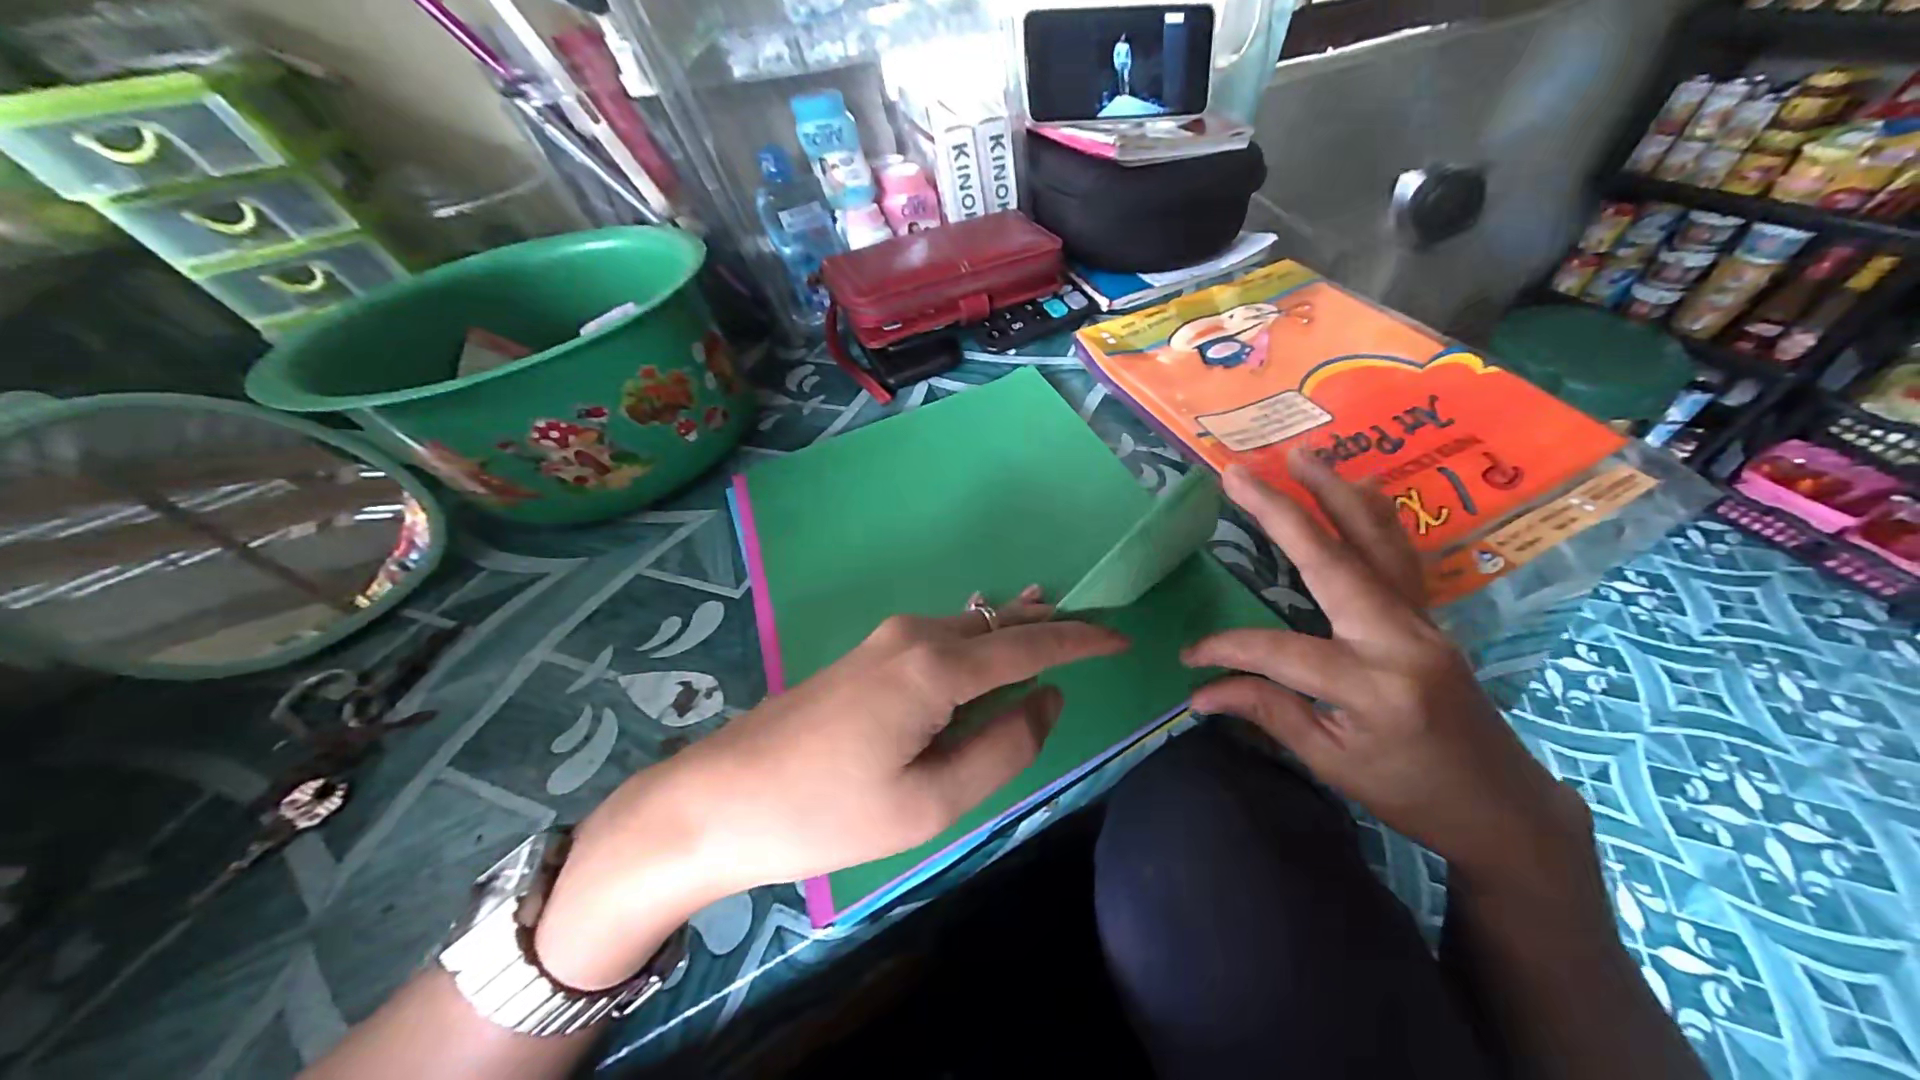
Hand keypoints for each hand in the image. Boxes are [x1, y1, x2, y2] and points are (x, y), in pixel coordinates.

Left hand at [534, 588, 1128, 987]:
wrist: (717, 800)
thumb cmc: (827, 813)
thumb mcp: (931, 801)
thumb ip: (1002, 747)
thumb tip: (1049, 699)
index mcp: (934, 666)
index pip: (1028, 644)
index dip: (1081, 641)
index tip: (1123, 639)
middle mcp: (912, 635)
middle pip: (999, 624)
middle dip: (1050, 628)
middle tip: (1096, 634)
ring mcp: (882, 640)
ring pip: (968, 627)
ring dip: (1014, 632)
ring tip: (1055, 633)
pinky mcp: (863, 656)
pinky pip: (941, 638)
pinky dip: (978, 643)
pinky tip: (989, 655)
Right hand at [1182, 454, 1590, 882]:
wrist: (1502, 807)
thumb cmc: (1411, 794)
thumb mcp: (1331, 762)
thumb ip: (1268, 712)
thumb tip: (1201, 691)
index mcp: (1371, 685)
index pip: (1279, 651)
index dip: (1227, 650)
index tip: (1190, 657)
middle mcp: (1400, 638)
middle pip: (1333, 562)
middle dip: (1281, 514)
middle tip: (1238, 474)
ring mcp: (1423, 621)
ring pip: (1375, 543)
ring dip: (1335, 494)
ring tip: (1301, 456)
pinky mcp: (1431, 618)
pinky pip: (1400, 556)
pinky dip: (1376, 516)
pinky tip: (1361, 487)